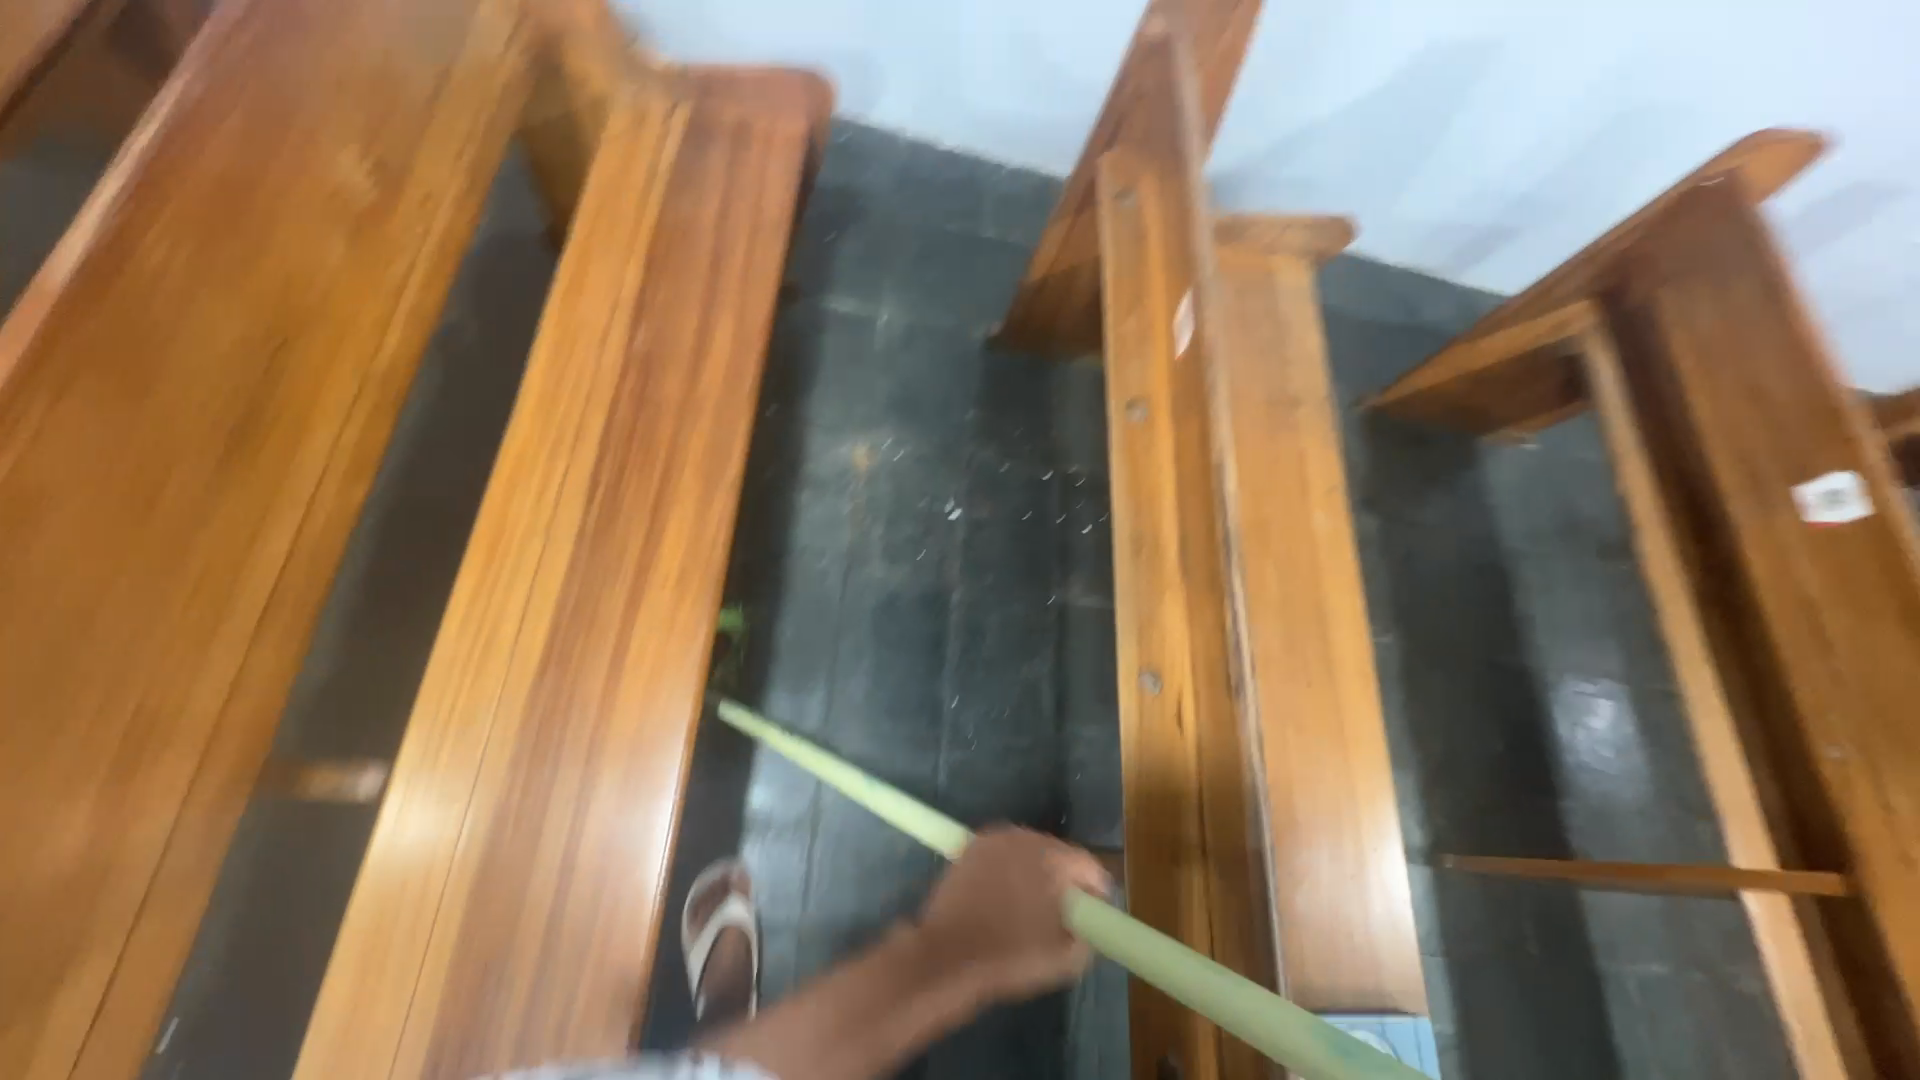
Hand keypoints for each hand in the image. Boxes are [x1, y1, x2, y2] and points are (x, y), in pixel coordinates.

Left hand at [912, 826, 1112, 1004]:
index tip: (1095, 913)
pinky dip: (1009, 869)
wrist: (947, 956)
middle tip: (1065, 910)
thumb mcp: (1065, 958)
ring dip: (1036, 871)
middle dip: (1065, 877)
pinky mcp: (970, 848)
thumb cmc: (1010, 956)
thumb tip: (1088, 924)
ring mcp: (994, 839)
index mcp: (1051, 858)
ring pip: (1029, 851)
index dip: (1095, 889)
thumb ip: (1088, 934)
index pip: (1088, 864)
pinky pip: (1003, 855)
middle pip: (1058, 853)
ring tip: (1033, 903)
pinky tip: (1005, 895)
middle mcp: (1024, 837)